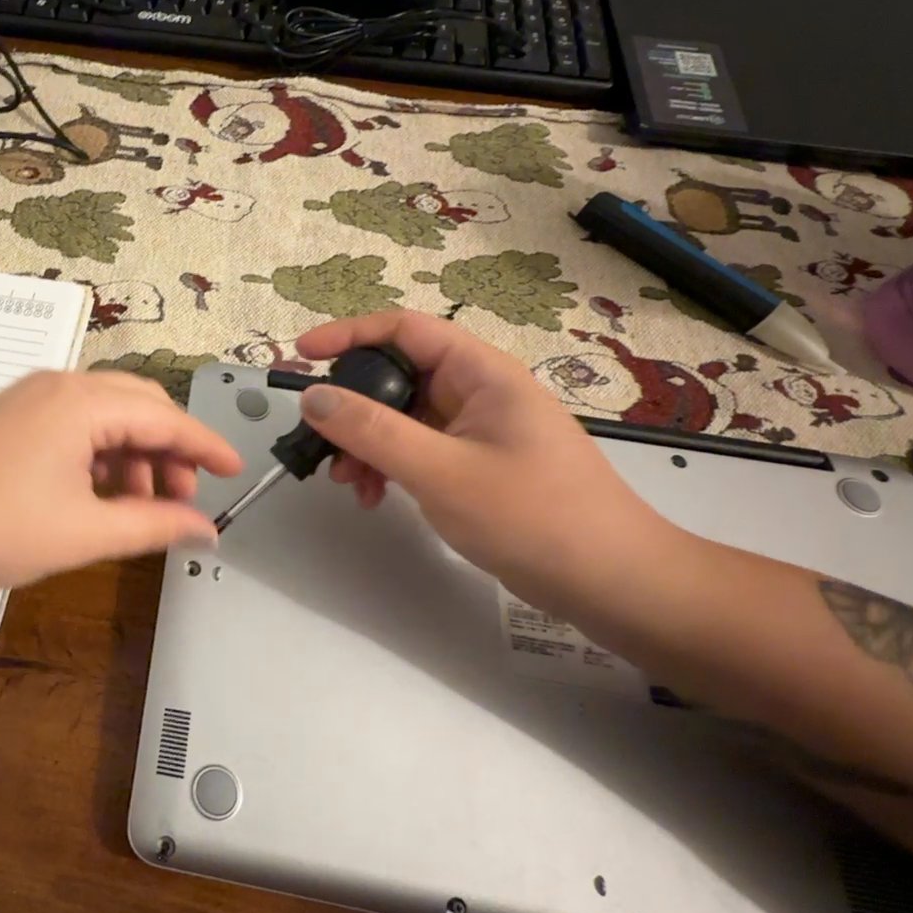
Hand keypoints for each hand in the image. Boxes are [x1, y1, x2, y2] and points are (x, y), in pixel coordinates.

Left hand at [0, 370, 242, 612]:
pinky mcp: (6, 419)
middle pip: (137, 405)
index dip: (205, 445)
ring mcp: (26, 398)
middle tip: (182, 500)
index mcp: (80, 401)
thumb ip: (155, 525)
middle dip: (168, 450)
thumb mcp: (85, 533)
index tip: (234, 471)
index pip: (164, 415)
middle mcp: (56, 385)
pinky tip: (98, 497)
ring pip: (104, 416)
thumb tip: (205, 530)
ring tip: (137, 509)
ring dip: (133, 456)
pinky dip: (98, 456)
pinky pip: (71, 425)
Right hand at [295, 310, 679, 604]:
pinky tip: (375, 497)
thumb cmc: (533, 516)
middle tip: (321, 443)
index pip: (403, 330)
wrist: (610, 582)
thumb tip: (313, 396)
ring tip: (348, 483)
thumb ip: (372, 431)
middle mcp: (478, 391)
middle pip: (397, 376)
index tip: (302, 354)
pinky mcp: (475, 464)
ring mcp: (477, 429)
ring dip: (366, 444)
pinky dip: (388, 466)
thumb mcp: (441, 472)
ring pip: (402, 417)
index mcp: (481, 372)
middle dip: (352, 407)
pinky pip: (417, 449)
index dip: (348, 334)